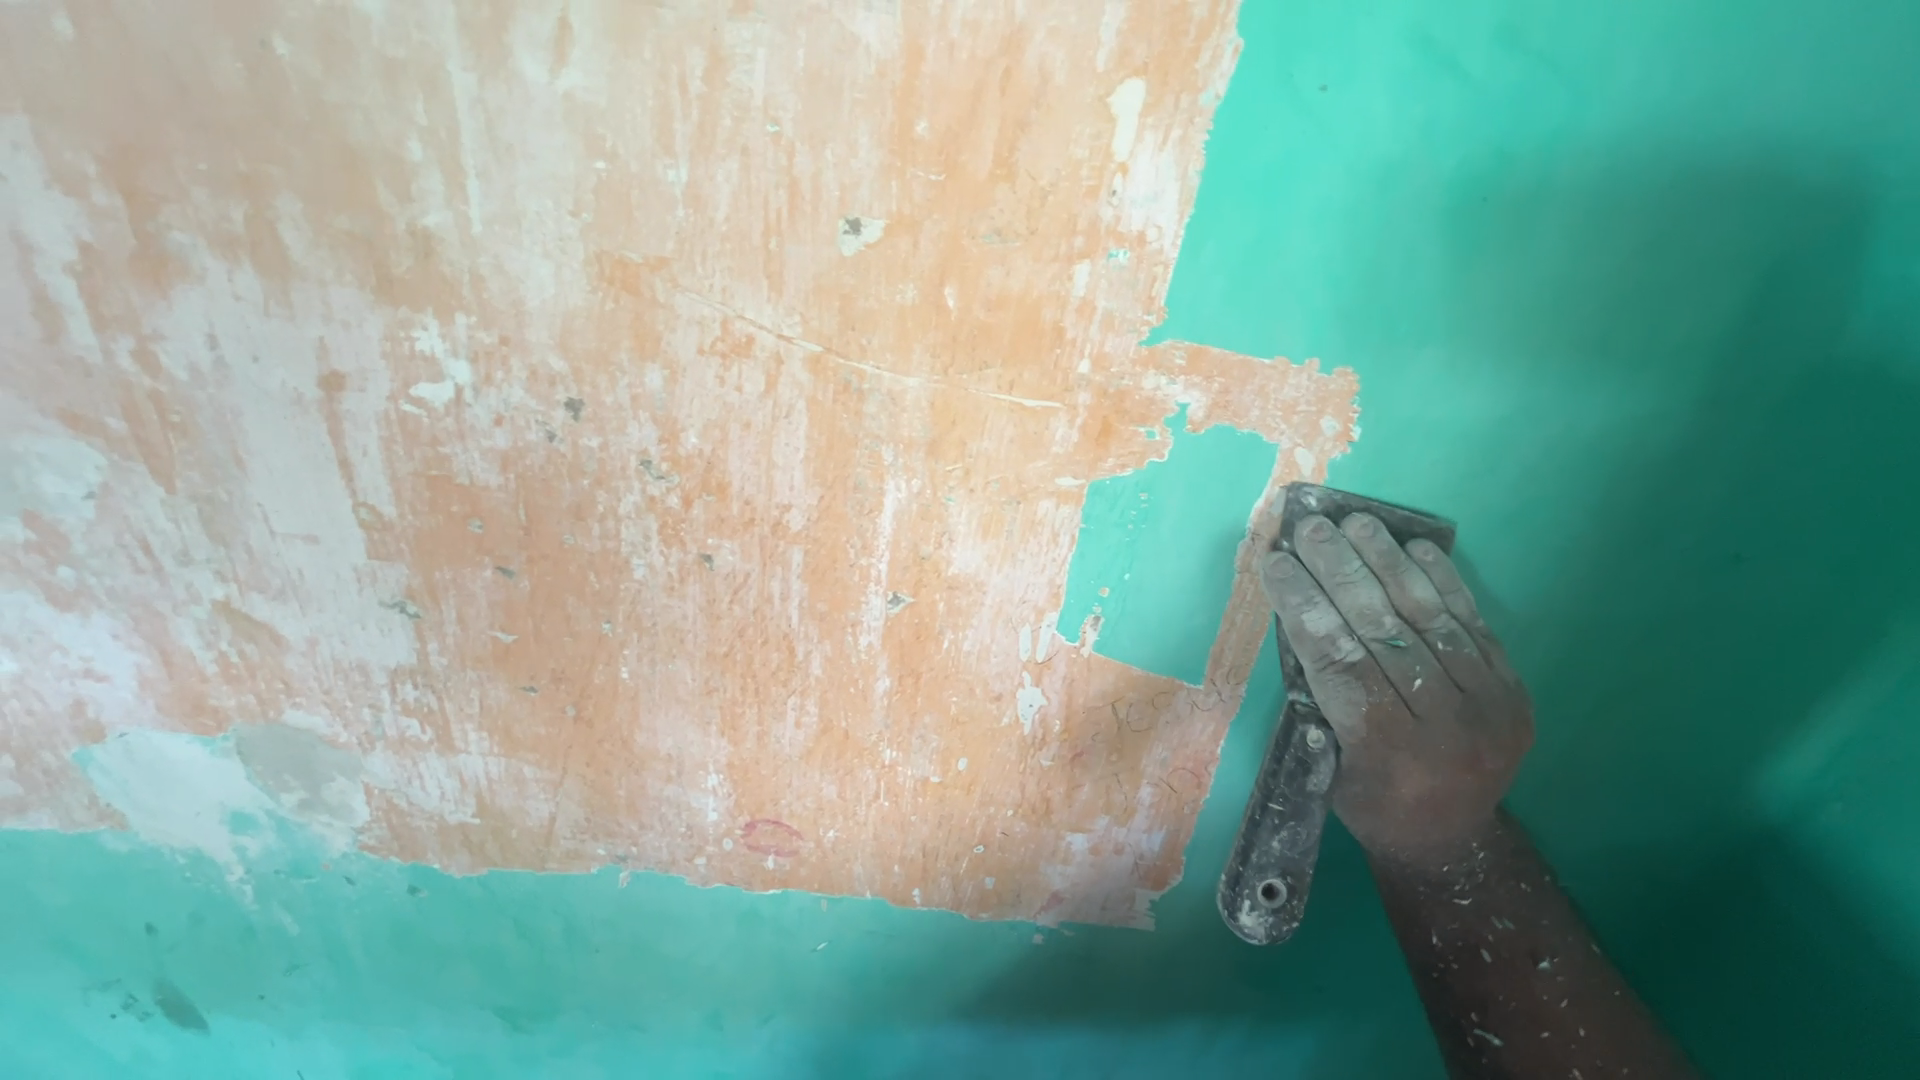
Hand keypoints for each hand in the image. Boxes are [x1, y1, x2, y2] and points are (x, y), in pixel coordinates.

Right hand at [1261, 513, 1532, 865]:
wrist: (1451, 838)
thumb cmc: (1368, 802)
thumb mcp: (1324, 765)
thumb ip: (1317, 699)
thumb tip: (1298, 618)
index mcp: (1384, 749)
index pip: (1337, 659)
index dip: (1304, 605)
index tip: (1277, 562)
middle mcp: (1442, 723)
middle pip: (1383, 630)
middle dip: (1341, 571)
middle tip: (1312, 527)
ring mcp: (1487, 704)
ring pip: (1430, 618)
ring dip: (1389, 563)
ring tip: (1357, 522)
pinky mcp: (1513, 689)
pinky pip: (1474, 624)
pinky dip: (1443, 582)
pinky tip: (1415, 547)